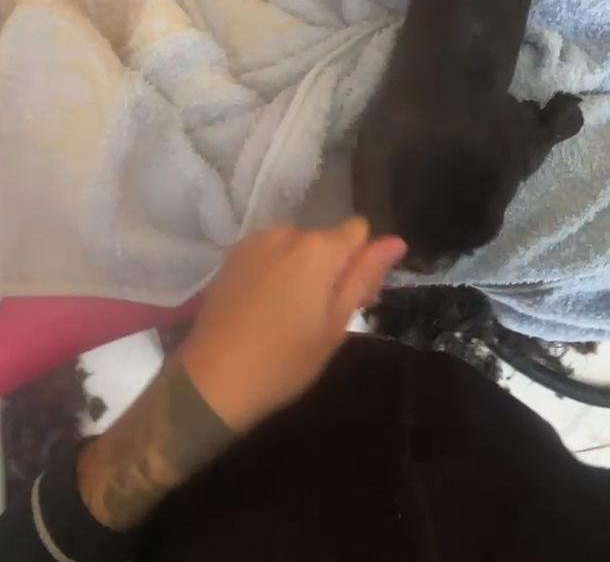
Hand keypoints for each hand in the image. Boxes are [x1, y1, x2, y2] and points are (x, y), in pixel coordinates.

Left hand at [178, 217, 406, 432]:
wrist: (213, 379)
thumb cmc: (284, 360)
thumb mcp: (335, 325)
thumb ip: (364, 276)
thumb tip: (395, 241)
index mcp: (318, 248)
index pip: (358, 230)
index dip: (360, 261)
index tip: (349, 296)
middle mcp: (287, 232)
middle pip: (325, 239)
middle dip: (329, 267)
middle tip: (319, 316)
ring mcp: (256, 240)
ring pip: (296, 246)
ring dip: (300, 268)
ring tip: (288, 314)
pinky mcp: (233, 254)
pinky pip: (269, 252)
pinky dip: (274, 270)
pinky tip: (263, 306)